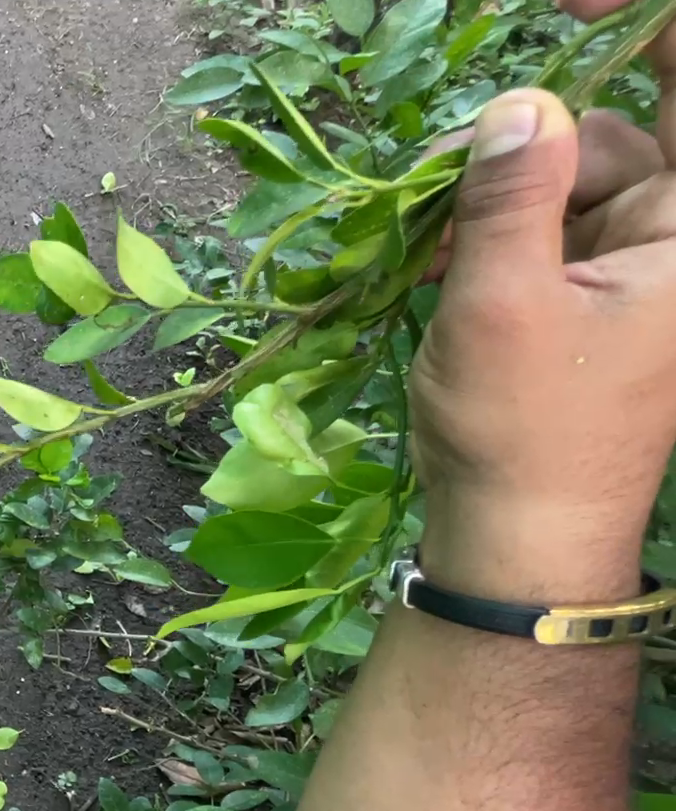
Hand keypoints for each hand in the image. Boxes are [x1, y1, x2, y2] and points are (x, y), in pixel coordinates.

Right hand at [412, 67, 675, 602]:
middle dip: (514, 154)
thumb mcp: (498, 308)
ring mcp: (638, 261)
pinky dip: (485, 241)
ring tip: (419, 255)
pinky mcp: (592, 289)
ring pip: (562, 188)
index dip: (637, 32)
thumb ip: (509, 203)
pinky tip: (437, 269)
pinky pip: (541, 231)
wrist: (518, 514)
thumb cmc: (519, 420)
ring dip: (484, 207)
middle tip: (426, 191)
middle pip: (607, 140)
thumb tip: (518, 108)